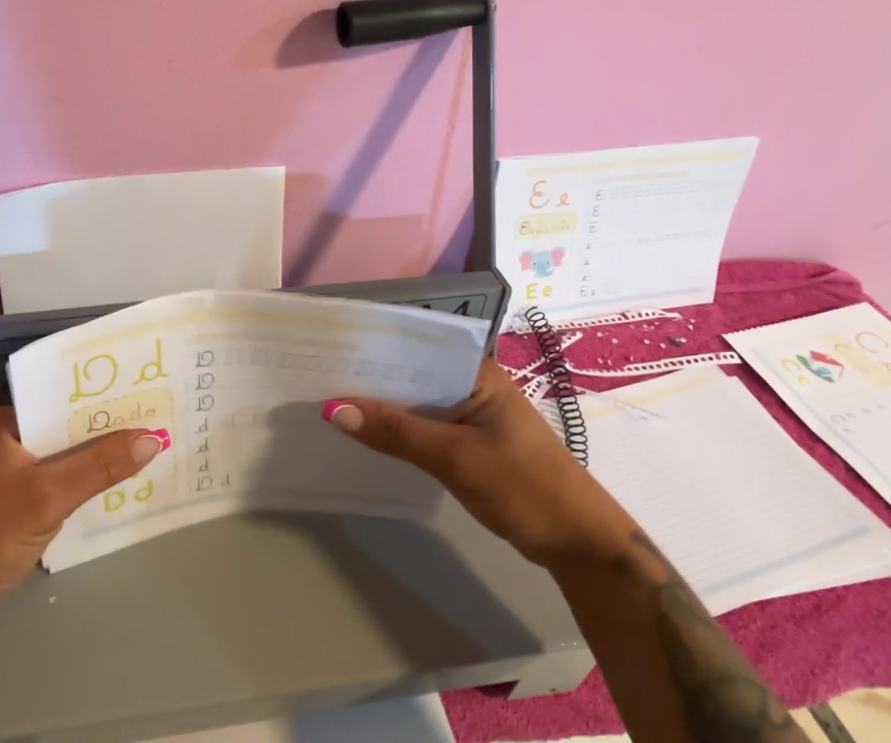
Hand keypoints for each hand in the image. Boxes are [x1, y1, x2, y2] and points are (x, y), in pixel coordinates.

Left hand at [0, 406, 163, 622]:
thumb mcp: (49, 495)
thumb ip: (100, 466)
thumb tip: (154, 437)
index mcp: (11, 421)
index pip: (66, 395)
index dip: (107, 393)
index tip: (152, 386)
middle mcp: (14, 437)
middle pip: (72, 424)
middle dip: (113, 423)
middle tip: (165, 413)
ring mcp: (18, 469)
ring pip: (72, 452)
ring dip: (105, 452)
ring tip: (155, 440)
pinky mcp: (24, 498)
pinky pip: (67, 477)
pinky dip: (92, 477)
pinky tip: (124, 477)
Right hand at [324, 357, 634, 568]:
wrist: (577, 541)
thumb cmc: (524, 486)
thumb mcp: (455, 457)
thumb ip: (396, 432)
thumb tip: (334, 409)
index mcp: (476, 372)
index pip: (414, 349)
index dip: (371, 351)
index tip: (325, 353)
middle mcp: (471, 385)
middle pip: (411, 376)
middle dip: (368, 381)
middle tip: (313, 380)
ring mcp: (470, 416)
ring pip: (414, 405)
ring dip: (380, 409)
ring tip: (327, 406)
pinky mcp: (468, 444)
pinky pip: (423, 429)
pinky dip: (396, 432)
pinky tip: (364, 437)